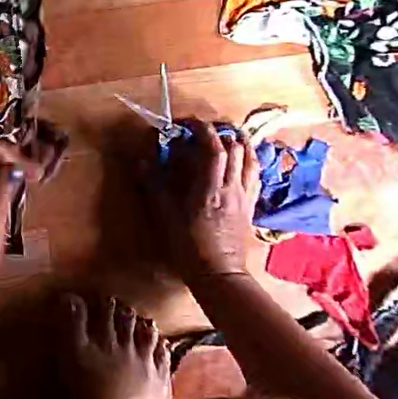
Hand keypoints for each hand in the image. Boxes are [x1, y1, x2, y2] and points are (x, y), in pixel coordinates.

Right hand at [147, 119, 260, 281]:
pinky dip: (249, 161)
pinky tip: (241, 162)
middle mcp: (232, 188)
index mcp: (210, 189)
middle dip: (221, 133)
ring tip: (226, 139)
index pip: (214, 148)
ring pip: (251, 159)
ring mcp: (245, 196)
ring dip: (239, 144)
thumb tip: (142, 161)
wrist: (219, 275)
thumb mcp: (167, 217)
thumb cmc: (190, 247)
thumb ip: (155, 186)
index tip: (188, 123)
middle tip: (204, 131)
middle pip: (236, 148)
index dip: (203, 130)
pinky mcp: (251, 206)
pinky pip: (256, 176)